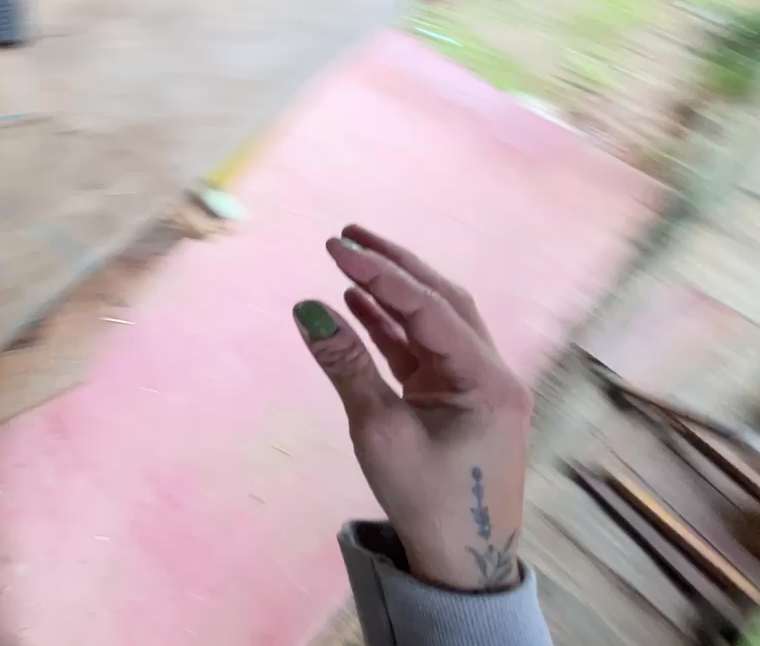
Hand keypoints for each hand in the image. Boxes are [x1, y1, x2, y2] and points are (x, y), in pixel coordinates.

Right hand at [293, 225, 533, 591]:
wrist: (460, 558)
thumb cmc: (425, 493)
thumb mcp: (378, 427)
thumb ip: (346, 362)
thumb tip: (305, 307)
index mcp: (484, 380)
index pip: (426, 308)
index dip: (378, 272)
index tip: (332, 244)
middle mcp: (487, 374)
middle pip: (442, 301)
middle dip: (395, 264)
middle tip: (349, 233)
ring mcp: (471, 386)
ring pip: (431, 320)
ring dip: (391, 288)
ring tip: (350, 256)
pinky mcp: (450, 398)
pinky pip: (417, 346)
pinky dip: (387, 320)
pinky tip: (354, 303)